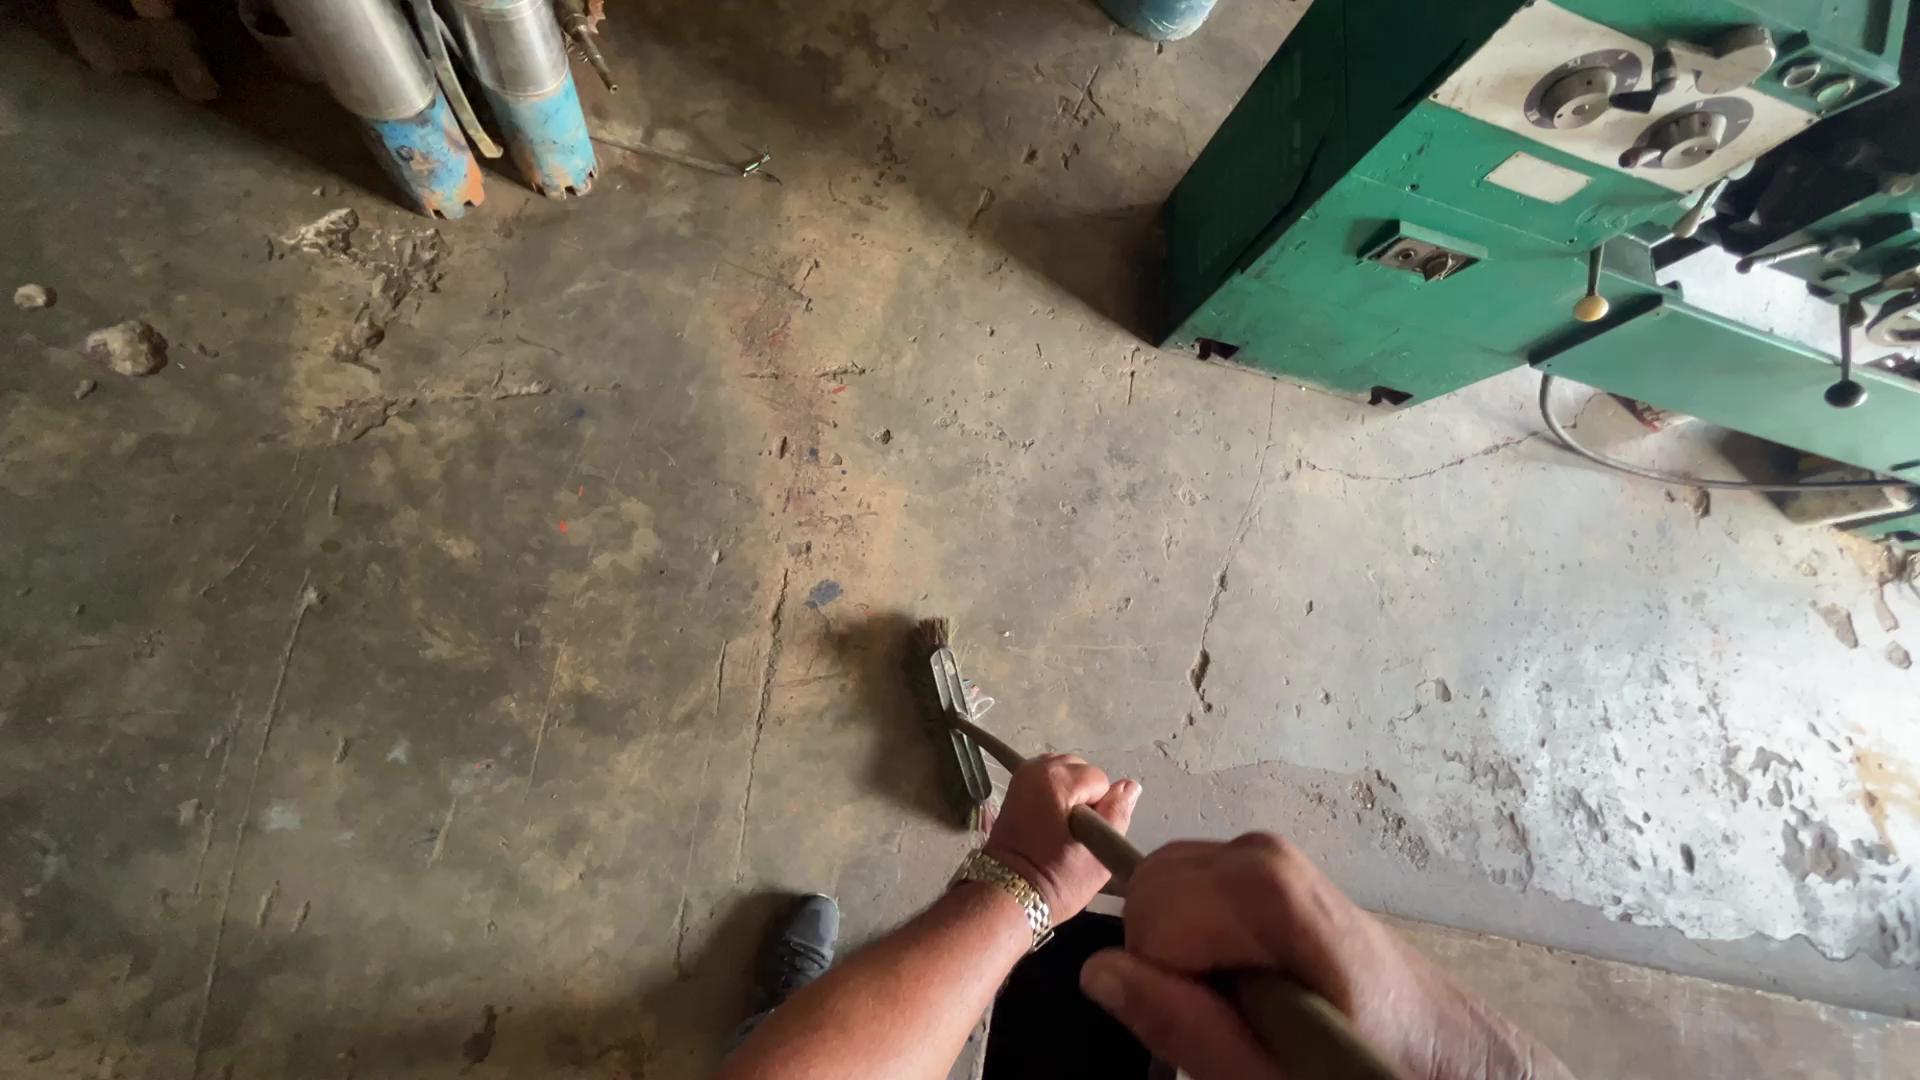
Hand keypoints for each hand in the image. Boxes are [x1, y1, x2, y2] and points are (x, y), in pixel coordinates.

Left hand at [980, 754, 1140, 921]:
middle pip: (1081, 770)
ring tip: (1063, 828)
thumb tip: (1130, 785)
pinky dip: (1056, 792)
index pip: (1100, 781)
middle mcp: (1036, 768)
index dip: (1100, 809)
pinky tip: (1051, 820)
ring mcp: (1023, 775)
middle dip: (1086, 797)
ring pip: (1065, 771)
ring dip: (1071, 793)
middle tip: (1076, 833)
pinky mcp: (1016, 786)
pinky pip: (1048, 777)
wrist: (1008, 893)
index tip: (1085, 836)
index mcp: (1055, 779)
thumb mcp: (1096, 853)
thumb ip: (1117, 814)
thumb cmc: (1056, 878)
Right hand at [1079, 834, 1568, 1079]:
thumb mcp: (1272, 1077)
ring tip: (1242, 998)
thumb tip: (1096, 971)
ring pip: (1159, 883)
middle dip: (1163, 957)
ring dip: (1176, 947)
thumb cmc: (1373, 1071)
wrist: (1455, 1056)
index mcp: (1266, 888)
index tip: (1216, 1026)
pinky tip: (1242, 972)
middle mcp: (1257, 850)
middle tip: (1229, 1016)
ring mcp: (1260, 851)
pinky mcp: (1262, 865)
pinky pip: (1186, 886)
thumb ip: (1183, 1024)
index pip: (1150, 914)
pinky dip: (1192, 931)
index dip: (1163, 981)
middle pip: (1149, 886)